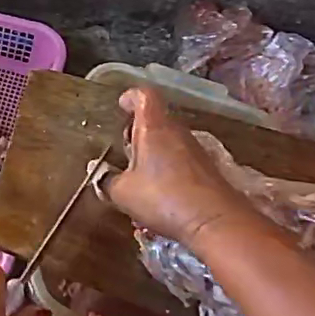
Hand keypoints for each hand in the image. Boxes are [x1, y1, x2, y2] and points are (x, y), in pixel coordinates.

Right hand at [107, 87, 258, 247]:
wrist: (215, 220)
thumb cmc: (164, 197)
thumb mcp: (124, 193)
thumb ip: (107, 182)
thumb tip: (100, 175)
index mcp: (153, 127)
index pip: (144, 95)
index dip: (131, 96)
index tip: (122, 105)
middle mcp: (176, 131)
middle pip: (156, 118)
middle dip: (139, 129)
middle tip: (126, 148)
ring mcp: (195, 149)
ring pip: (170, 139)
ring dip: (154, 150)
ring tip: (140, 174)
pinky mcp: (207, 168)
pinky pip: (182, 157)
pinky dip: (168, 166)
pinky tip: (162, 191)